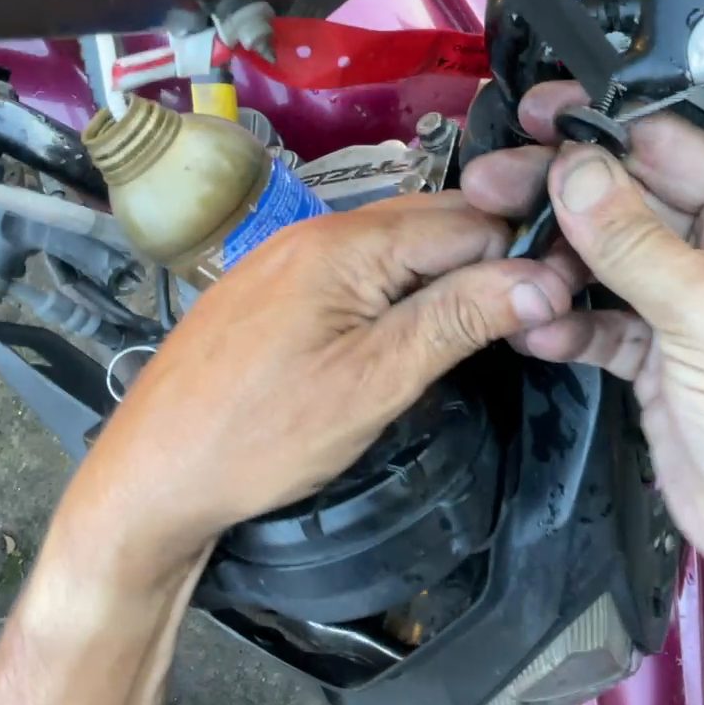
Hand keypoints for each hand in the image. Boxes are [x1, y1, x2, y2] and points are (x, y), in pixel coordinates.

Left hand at [60, 192, 575, 585]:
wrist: (147, 481)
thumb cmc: (262, 437)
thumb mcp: (377, 380)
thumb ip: (459, 319)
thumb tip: (546, 279)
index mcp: (350, 243)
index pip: (471, 223)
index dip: (521, 259)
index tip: (555, 307)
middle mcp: (319, 229)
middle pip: (436, 223)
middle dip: (488, 262)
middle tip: (523, 321)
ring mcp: (291, 253)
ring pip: (400, 245)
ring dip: (447, 275)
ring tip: (477, 326)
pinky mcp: (276, 284)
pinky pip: (361, 265)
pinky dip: (401, 287)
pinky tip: (409, 326)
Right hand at [462, 83, 703, 600]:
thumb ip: (637, 242)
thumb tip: (574, 169)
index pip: (671, 148)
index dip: (600, 130)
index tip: (534, 116)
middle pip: (627, 201)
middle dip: (560, 194)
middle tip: (490, 183)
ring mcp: (685, 307)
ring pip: (605, 262)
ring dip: (554, 263)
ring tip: (503, 263)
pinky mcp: (657, 358)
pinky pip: (600, 324)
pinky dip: (567, 326)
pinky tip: (537, 331)